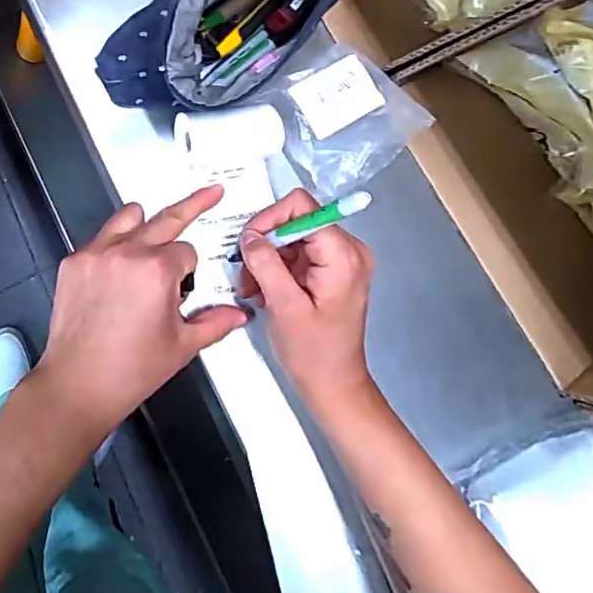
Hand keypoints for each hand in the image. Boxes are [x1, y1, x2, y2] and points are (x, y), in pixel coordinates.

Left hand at [33, 186, 248, 432]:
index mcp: (158, 270)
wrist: (77, 385)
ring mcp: (97, 253)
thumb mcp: (182, 346)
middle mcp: (128, 252)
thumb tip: (240, 314)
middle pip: (167, 217)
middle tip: (210, 193)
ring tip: (150, 243)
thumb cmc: (131, 370)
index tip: (181, 290)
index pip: (187, 251)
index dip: (189, 272)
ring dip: (146, 224)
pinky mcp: (74, 261)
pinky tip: (116, 272)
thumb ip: (214, 322)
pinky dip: (114, 246)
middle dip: (194, 205)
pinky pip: (101, 238)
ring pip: (130, 216)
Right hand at [239, 189, 375, 414]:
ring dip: (266, 259)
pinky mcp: (330, 270)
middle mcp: (347, 249)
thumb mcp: (284, 306)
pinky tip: (265, 291)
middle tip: (246, 273)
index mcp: (343, 254)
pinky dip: (276, 268)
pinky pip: (296, 253)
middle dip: (265, 243)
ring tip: (252, 287)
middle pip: (295, 220)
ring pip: (291, 237)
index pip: (302, 207)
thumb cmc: (315, 354)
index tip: (250, 242)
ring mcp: (340, 259)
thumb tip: (250, 235)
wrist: (334, 386)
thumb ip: (266, 264)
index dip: (270, 218)